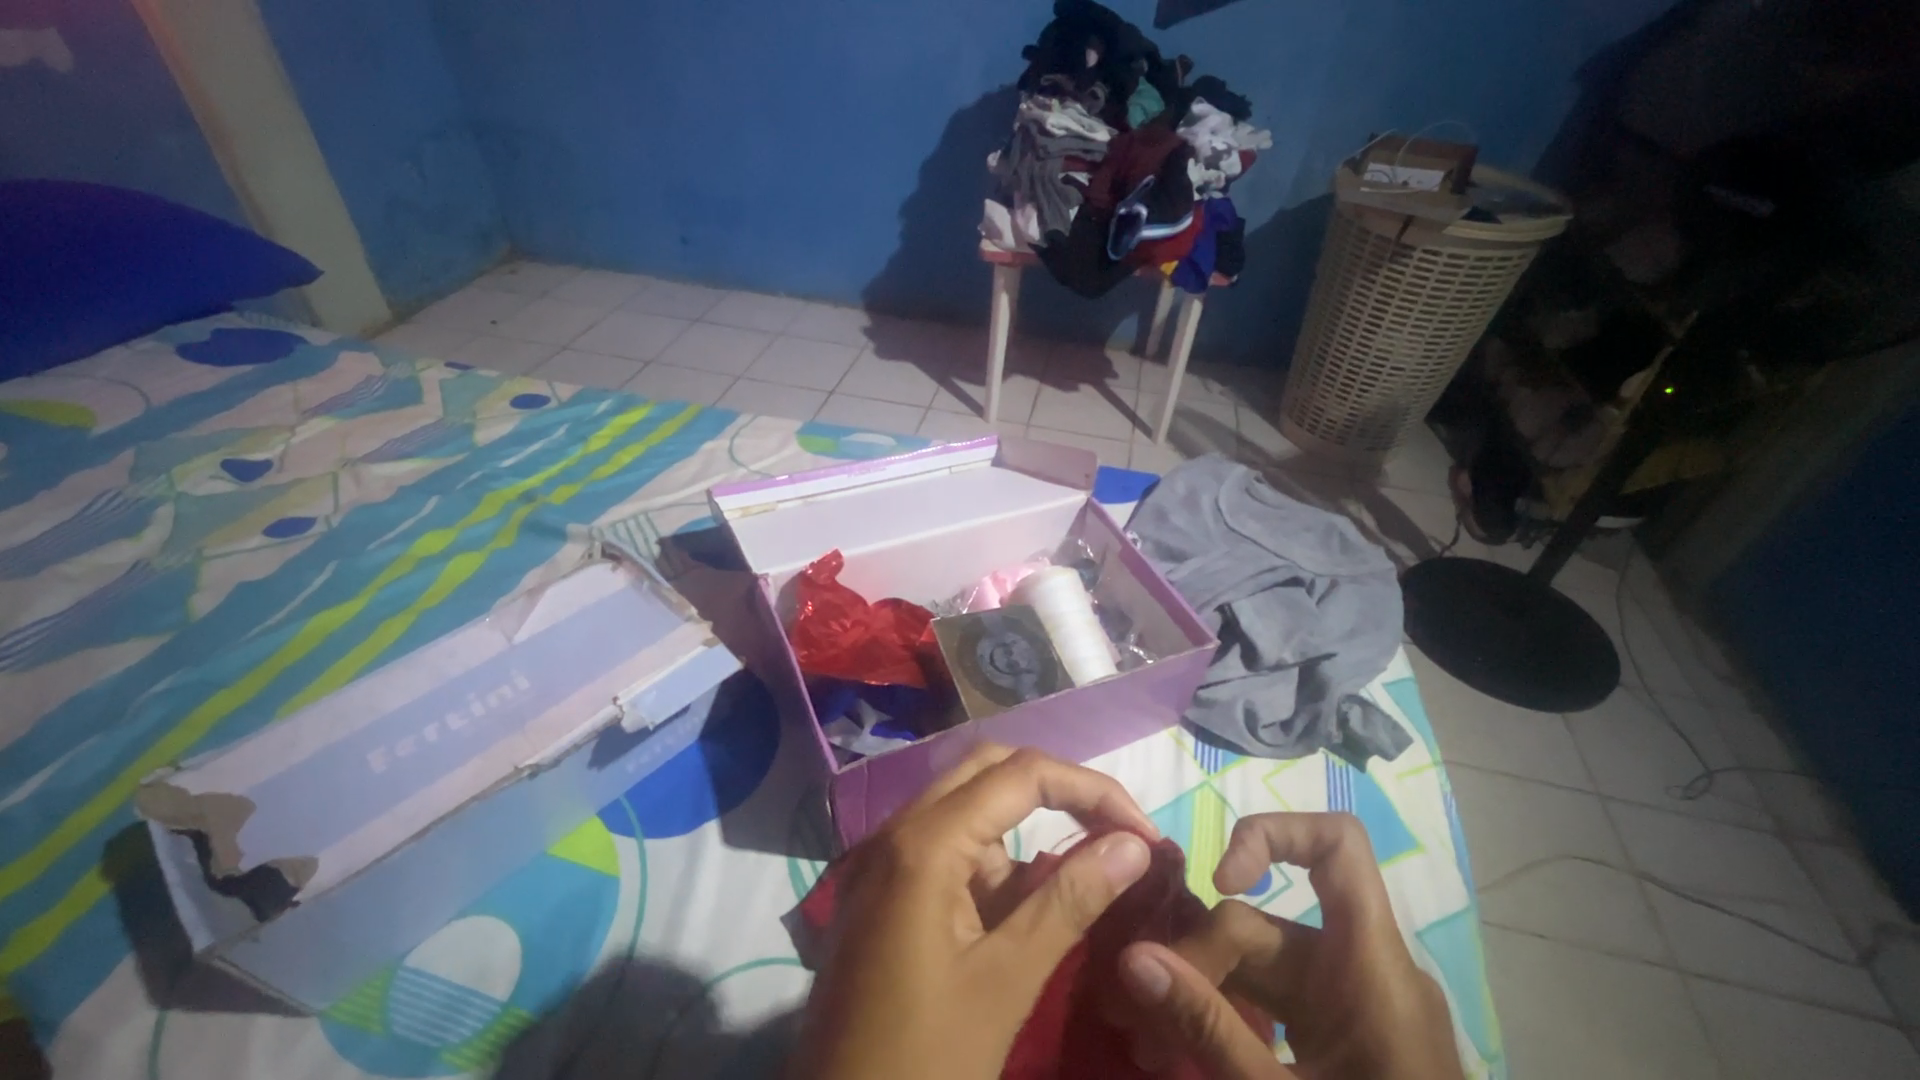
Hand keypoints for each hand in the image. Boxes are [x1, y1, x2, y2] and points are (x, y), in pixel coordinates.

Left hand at [792, 744, 1159, 1079]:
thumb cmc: (923, 1054)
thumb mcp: (1006, 979)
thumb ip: (1069, 901)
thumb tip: (1135, 844)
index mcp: (924, 842)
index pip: (1021, 774)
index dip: (1091, 791)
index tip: (1145, 833)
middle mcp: (897, 831)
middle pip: (988, 772)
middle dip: (1057, 793)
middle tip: (1114, 834)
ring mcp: (883, 859)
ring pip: (966, 809)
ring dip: (1022, 835)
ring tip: (1074, 884)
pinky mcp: (882, 889)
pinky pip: (945, 850)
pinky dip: (990, 865)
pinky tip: (1018, 913)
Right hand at [1118, 813, 1462, 1079]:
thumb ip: (1211, 1030)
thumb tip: (1134, 956)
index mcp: (1370, 965)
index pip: (1336, 847)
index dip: (1271, 836)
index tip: (1220, 882)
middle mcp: (1356, 969)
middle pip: (1261, 925)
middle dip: (1191, 961)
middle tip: (1130, 1011)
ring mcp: (1342, 1006)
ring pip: (1251, 969)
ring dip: (1194, 997)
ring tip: (1138, 1041)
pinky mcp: (1330, 1039)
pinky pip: (1265, 1008)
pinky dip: (1219, 1021)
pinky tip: (1175, 1056)